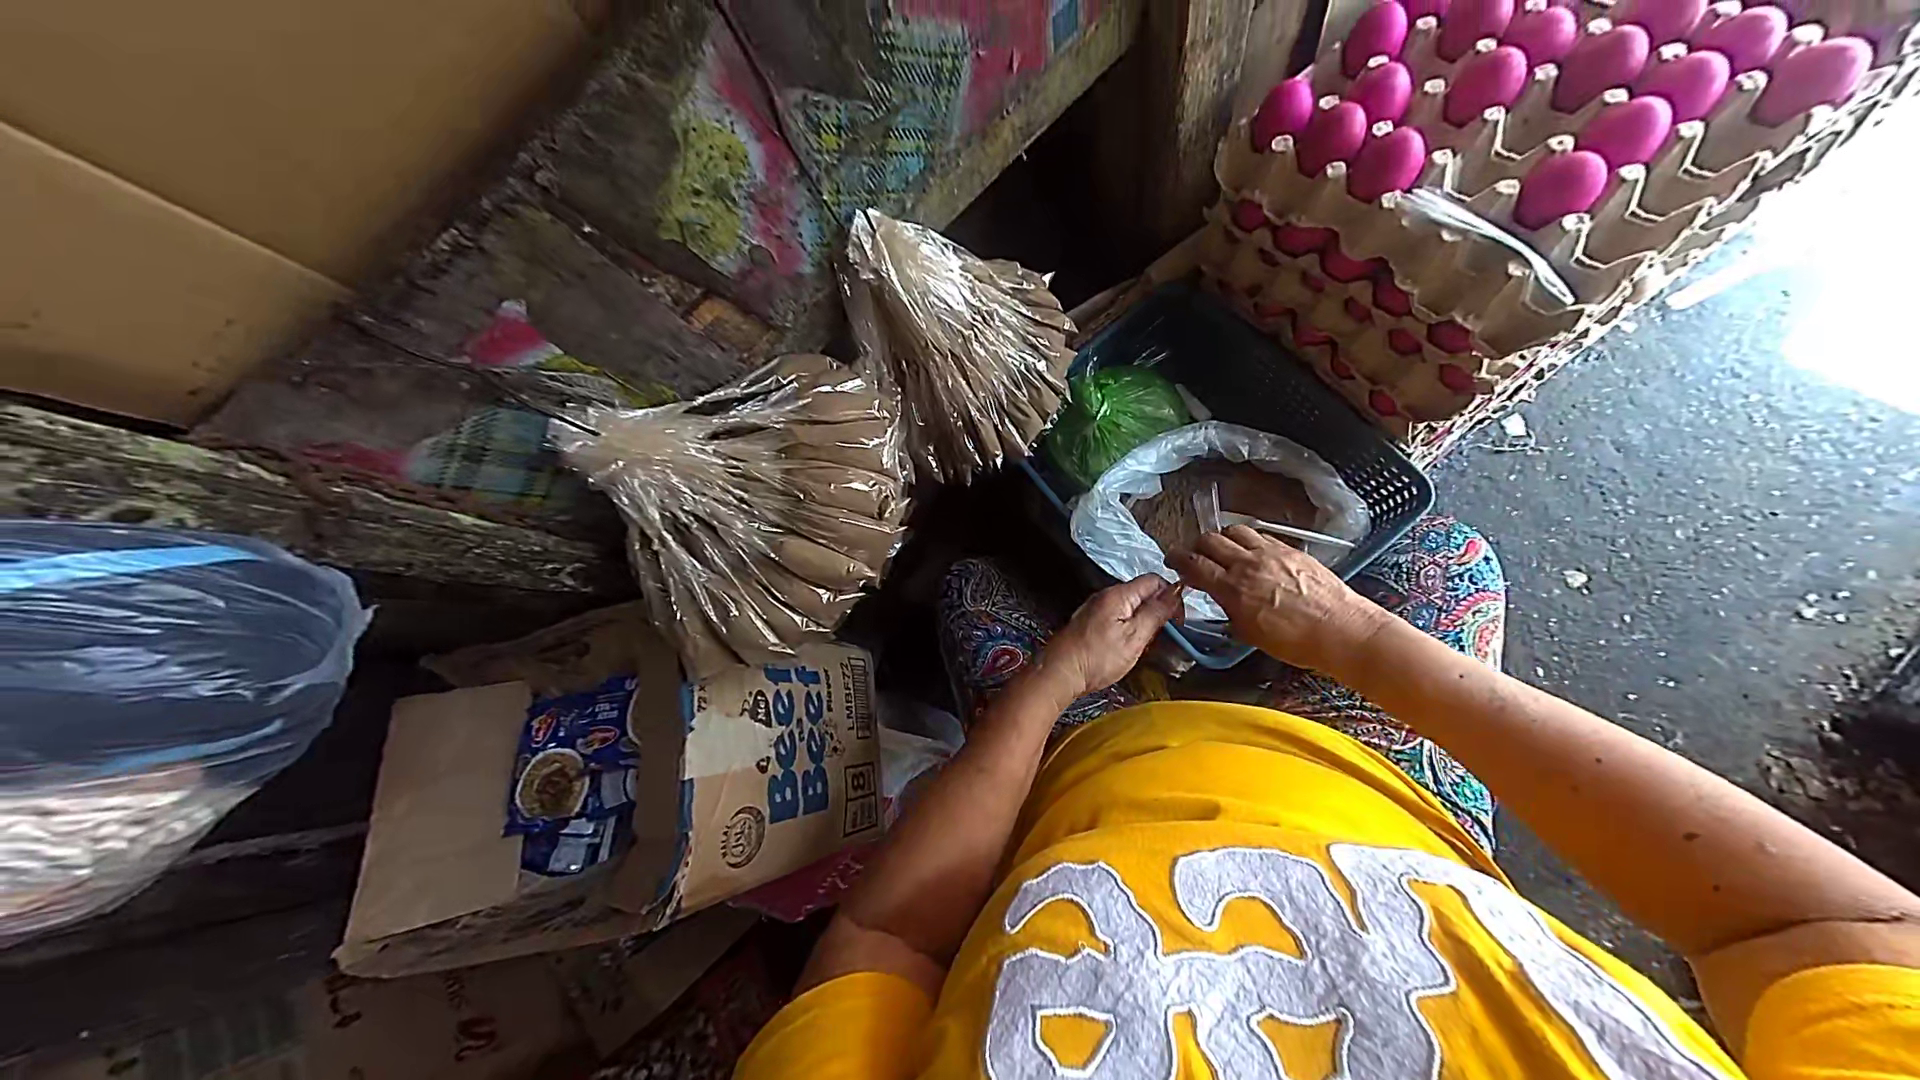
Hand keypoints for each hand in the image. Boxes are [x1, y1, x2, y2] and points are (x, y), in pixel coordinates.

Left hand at [1032, 575, 1185, 700]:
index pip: (1154, 580)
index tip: (1179, 617)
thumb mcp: (1135, 637)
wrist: (1060, 672)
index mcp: (1118, 594)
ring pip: (1129, 605)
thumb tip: (1175, 592)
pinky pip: (1116, 615)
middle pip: (1141, 592)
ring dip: (1143, 618)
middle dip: (1157, 608)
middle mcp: (1105, 595)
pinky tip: (1127, 643)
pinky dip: (1128, 625)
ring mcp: (1095, 608)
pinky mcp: (1089, 621)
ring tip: (1146, 641)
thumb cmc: (1097, 657)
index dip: (1171, 594)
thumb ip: (1156, 613)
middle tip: (1164, 632)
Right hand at [1166, 525, 1389, 674]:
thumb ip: (1229, 611)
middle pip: (1210, 540)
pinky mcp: (1291, 550)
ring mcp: (1270, 553)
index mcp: (1232, 588)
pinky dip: (1250, 540)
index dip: (1177, 559)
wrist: (1341, 631)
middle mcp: (1247, 564)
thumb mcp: (1249, 634)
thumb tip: (1223, 601)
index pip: (1193, 564)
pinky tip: (1254, 552)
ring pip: (1235, 530)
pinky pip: (1261, 535)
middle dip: (1197, 546)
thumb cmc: (1297, 641)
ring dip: (1223, 538)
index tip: (1173, 560)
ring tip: (1225, 549)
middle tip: (1197, 555)